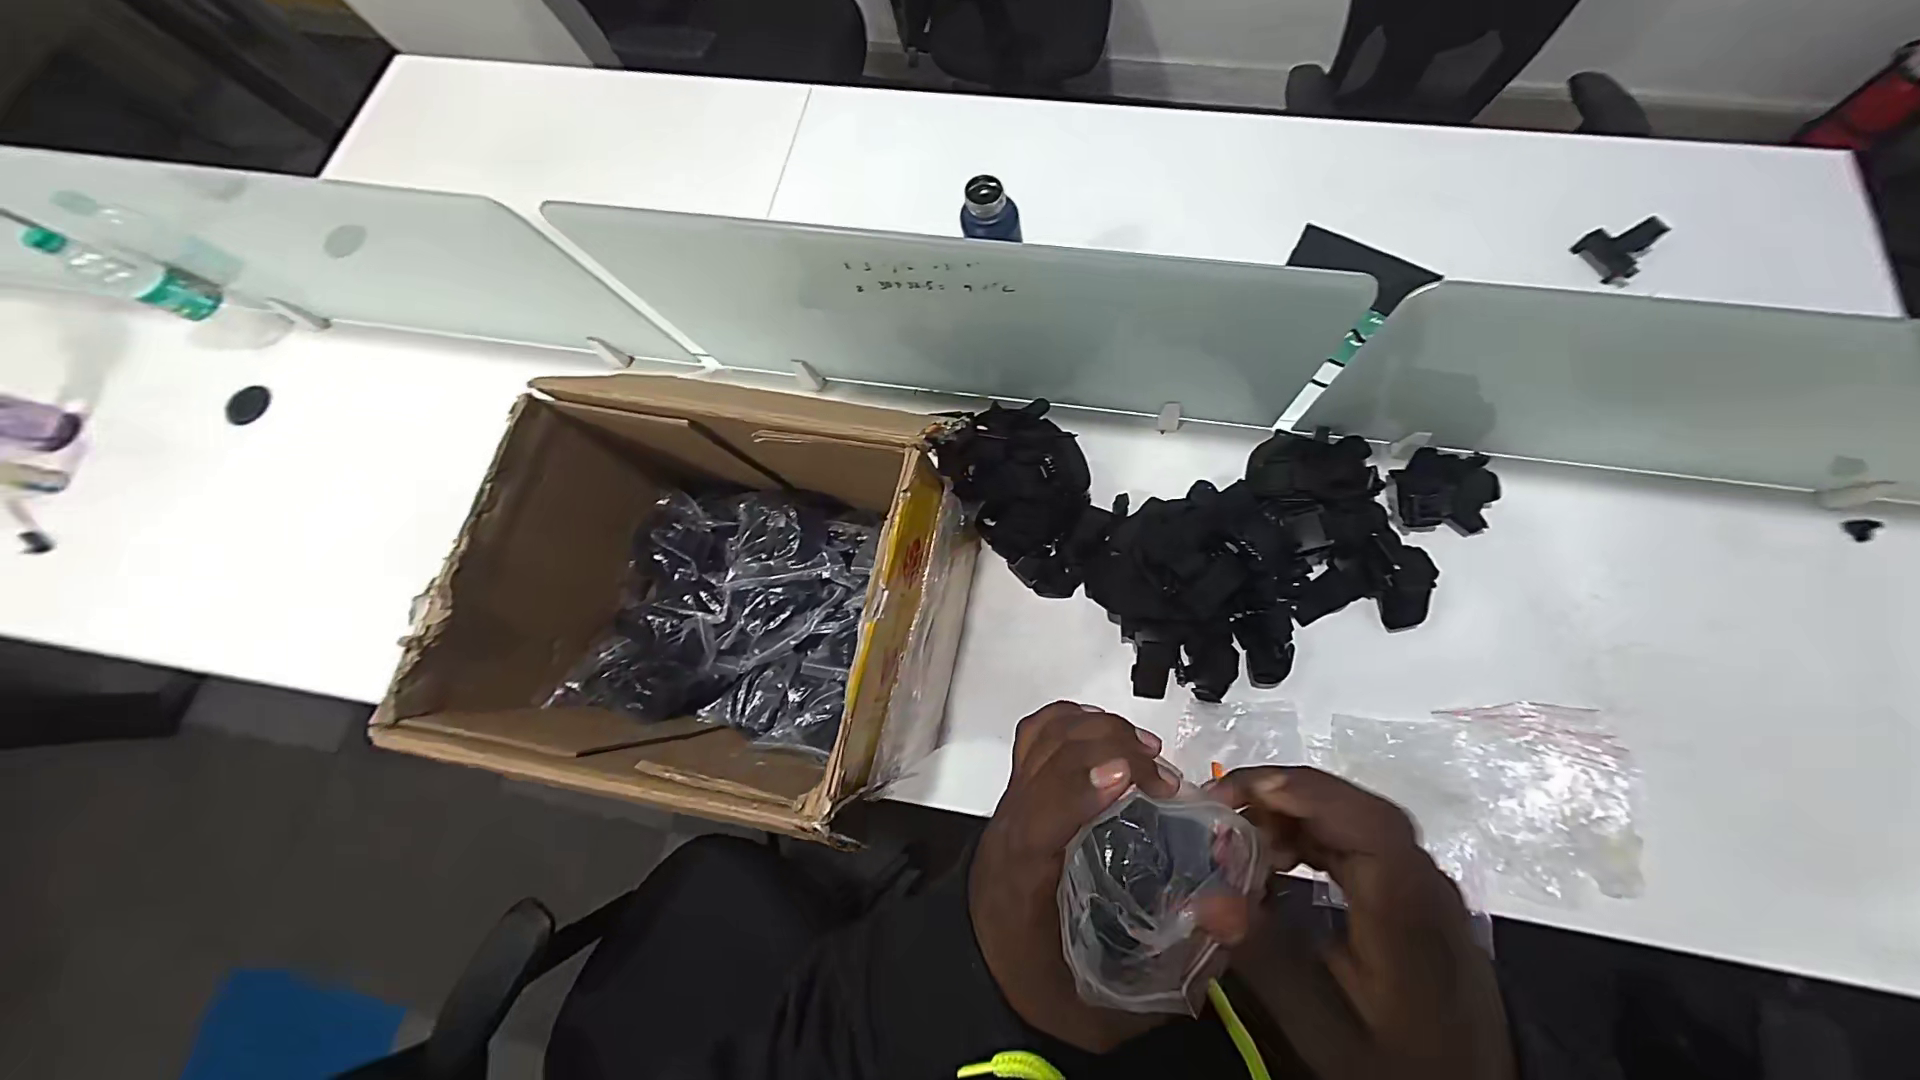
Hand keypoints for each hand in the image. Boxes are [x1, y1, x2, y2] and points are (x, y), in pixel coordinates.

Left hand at [969, 701, 1180, 1051]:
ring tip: (1146, 754)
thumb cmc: (1048, 984)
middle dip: (1111, 750)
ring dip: (1098, 730)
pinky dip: (1072, 718)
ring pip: (1043, 736)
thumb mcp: (1115, 1007)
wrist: (988, 964)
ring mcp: (1011, 798)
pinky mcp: (1018, 785)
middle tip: (1166, 781)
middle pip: (1048, 759)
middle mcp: (1010, 825)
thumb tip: (1233, 909)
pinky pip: (1036, 732)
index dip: (1079, 788)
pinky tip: (1109, 734)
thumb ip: (1181, 968)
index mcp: (1023, 880)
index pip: (1038, 819)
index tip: (1132, 778)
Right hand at [1204, 767, 1515, 1079]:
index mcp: (1406, 907)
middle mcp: (1420, 879)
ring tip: (1238, 832)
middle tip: (1220, 808)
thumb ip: (1265, 956)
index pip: (1362, 820)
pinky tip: (1275, 854)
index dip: (1297, 793)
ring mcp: (1418, 879)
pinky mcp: (1408, 886)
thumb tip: (1207, 897)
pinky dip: (1304, 829)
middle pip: (1350, 805)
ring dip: (1287, 810)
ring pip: (1349, 814)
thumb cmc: (1393, 1059)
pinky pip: (1352, 834)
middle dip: (1277, 794)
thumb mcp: (1322, 1024)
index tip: (1234, 796)